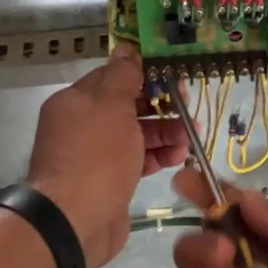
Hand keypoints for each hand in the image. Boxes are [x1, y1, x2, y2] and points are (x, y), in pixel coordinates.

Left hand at [29, 42, 189, 267]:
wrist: (76, 220)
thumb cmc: (95, 156)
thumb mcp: (111, 105)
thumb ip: (122, 76)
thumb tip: (126, 47)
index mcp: (76, 101)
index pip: (113, 77)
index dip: (144, 74)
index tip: (174, 76)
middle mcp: (82, 126)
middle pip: (127, 108)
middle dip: (161, 107)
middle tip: (190, 109)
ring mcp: (95, 157)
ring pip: (135, 136)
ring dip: (165, 134)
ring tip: (191, 138)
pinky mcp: (109, 183)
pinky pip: (136, 162)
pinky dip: (157, 157)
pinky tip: (178, 157)